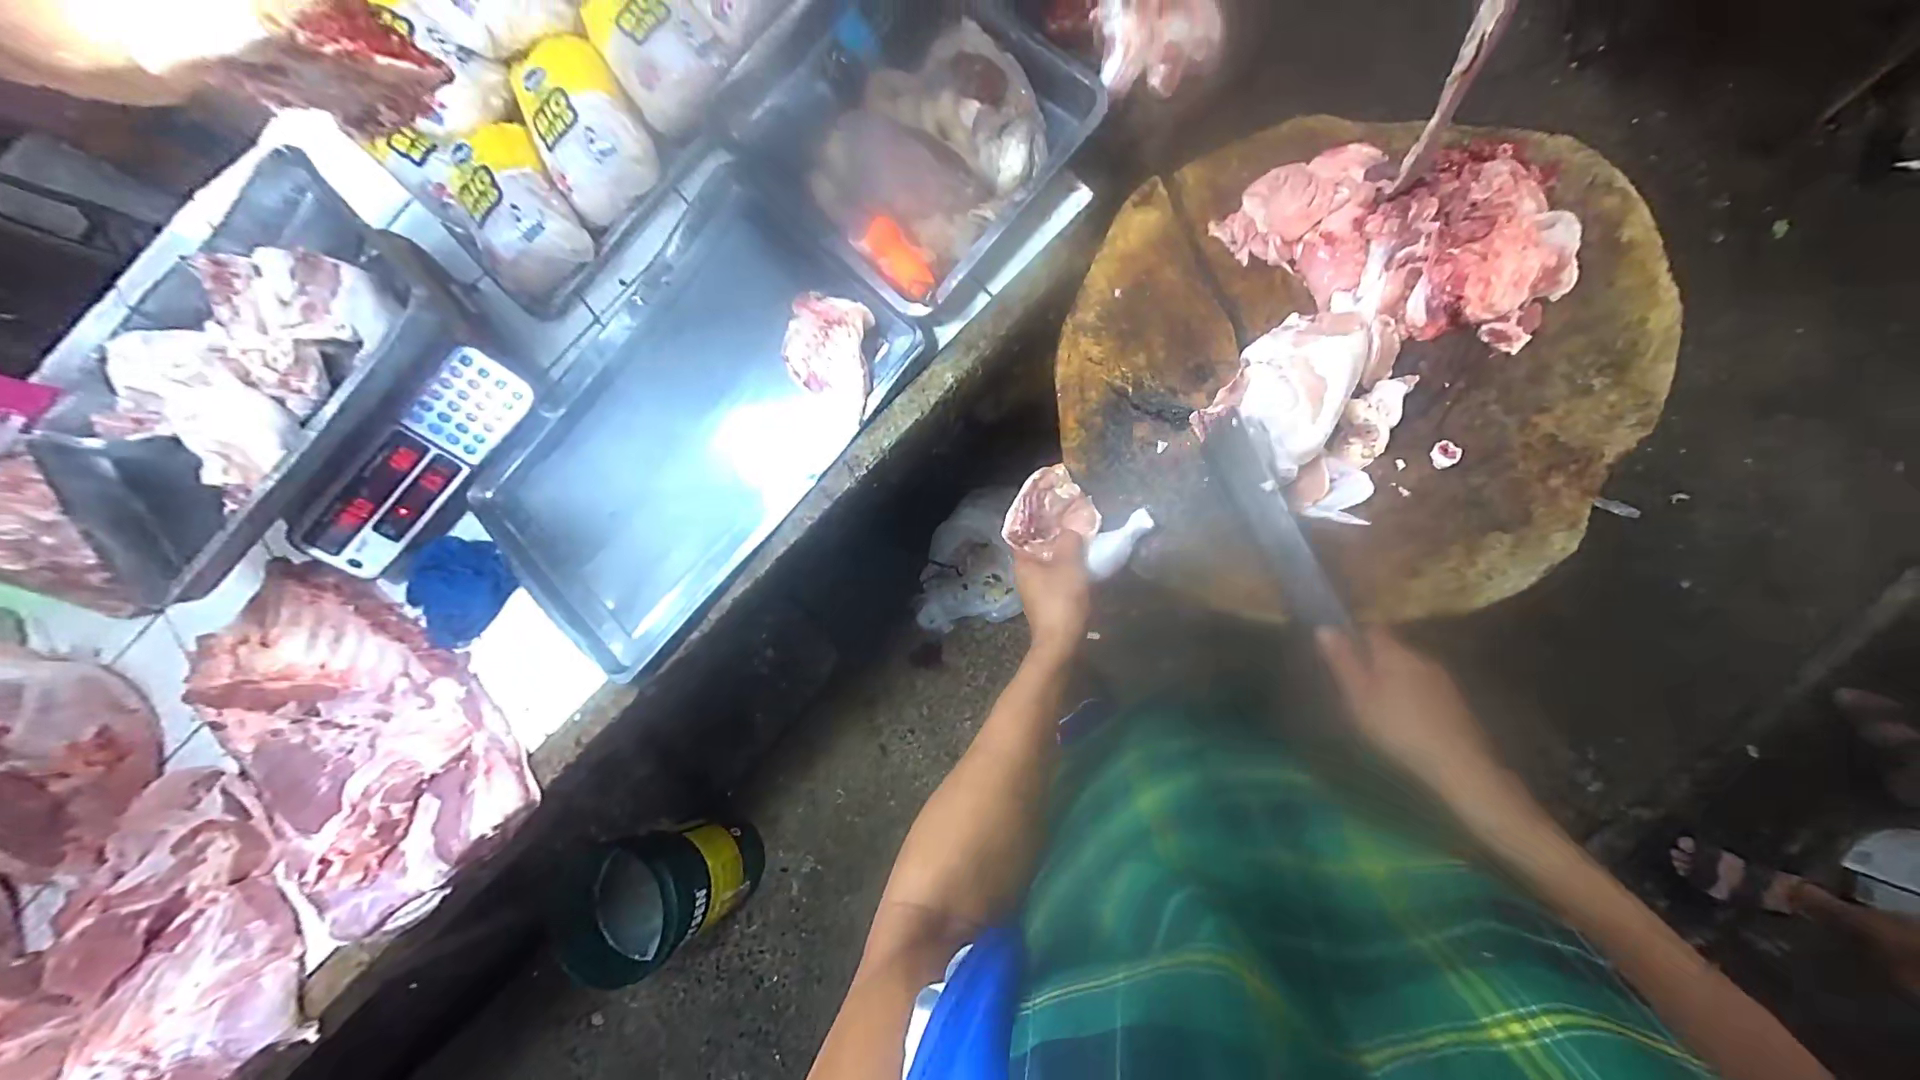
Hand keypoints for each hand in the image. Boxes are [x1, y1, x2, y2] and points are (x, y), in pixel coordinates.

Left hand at [1013, 533, 1089, 658]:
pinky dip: (1066, 569)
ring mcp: (1035, 590)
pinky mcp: (1047, 602)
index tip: (1051, 509)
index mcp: (1022, 563)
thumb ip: (1068, 542)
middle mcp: (1024, 575)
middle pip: (1037, 549)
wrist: (1061, 643)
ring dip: (1062, 553)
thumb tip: (1069, 530)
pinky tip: (1081, 565)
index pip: (1022, 534)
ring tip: (1079, 539)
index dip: (1035, 521)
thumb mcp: (1068, 565)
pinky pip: (1056, 577)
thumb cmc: (1061, 599)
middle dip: (1052, 536)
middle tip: (1070, 521)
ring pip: (1048, 564)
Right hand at [1316, 627, 1509, 800]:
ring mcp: (1442, 678)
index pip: (1373, 629)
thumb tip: (1324, 628)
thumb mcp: (1358, 695)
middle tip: (1356, 682)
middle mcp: (1421, 657)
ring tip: (1379, 703)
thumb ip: (1342, 661)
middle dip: (1374, 659)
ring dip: (1394, 677)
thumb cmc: (1396, 725)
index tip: (1342, 650)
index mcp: (1394, 653)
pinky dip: (1411, 693)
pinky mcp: (1456, 700)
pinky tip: (1405, 716)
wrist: (1457, 762)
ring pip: (1410, 667)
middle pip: (1392, 648)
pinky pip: (1425, 686)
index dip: (1356, 634)